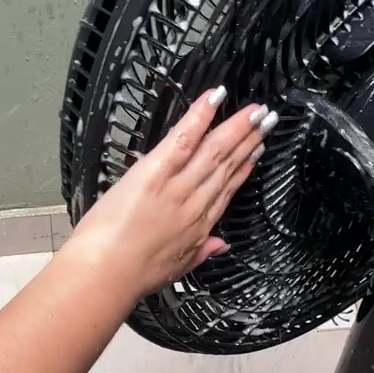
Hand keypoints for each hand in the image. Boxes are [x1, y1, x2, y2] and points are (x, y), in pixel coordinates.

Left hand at [60, 86, 274, 298]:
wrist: (107, 272)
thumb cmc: (133, 274)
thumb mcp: (175, 269)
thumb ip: (201, 253)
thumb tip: (220, 246)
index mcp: (198, 225)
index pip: (227, 190)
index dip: (244, 168)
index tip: (256, 152)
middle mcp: (194, 202)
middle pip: (227, 166)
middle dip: (248, 140)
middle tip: (267, 120)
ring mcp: (176, 185)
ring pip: (213, 150)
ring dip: (236, 126)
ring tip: (255, 109)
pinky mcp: (154, 172)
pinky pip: (182, 139)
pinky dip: (199, 117)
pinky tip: (214, 98)